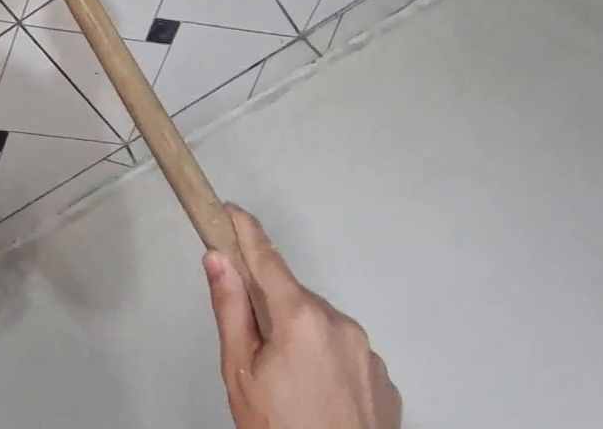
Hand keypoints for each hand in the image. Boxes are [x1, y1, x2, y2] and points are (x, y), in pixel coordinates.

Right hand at [206, 206, 400, 428]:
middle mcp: (341, 324)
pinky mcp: (385, 380)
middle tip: (251, 343)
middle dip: (269, 305)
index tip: (228, 209)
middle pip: (292, 295)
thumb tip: (217, 258)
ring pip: (319, 324)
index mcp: (301, 317)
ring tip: (285, 380)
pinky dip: (324, 358)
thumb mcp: (239, 371)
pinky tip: (314, 393)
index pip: (266, 257)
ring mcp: (368, 353)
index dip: (245, 230)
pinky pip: (344, 351)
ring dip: (298, 334)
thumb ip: (230, 309)